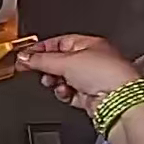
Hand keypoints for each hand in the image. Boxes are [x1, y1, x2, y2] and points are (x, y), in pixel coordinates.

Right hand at [18, 34, 140, 113]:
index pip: (58, 43)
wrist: (119, 100)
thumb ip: (41, 59)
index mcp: (89, 44)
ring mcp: (92, 79)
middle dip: (47, 68)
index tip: (25, 55)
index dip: (40, 48)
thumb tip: (24, 56)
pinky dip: (64, 94)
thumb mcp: (65, 61)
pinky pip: (69, 93)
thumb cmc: (105, 73)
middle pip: (59, 62)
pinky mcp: (90, 97)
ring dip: (55, 82)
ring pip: (63, 79)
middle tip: (35, 69)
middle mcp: (91, 61)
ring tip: (53, 82)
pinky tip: (65, 92)